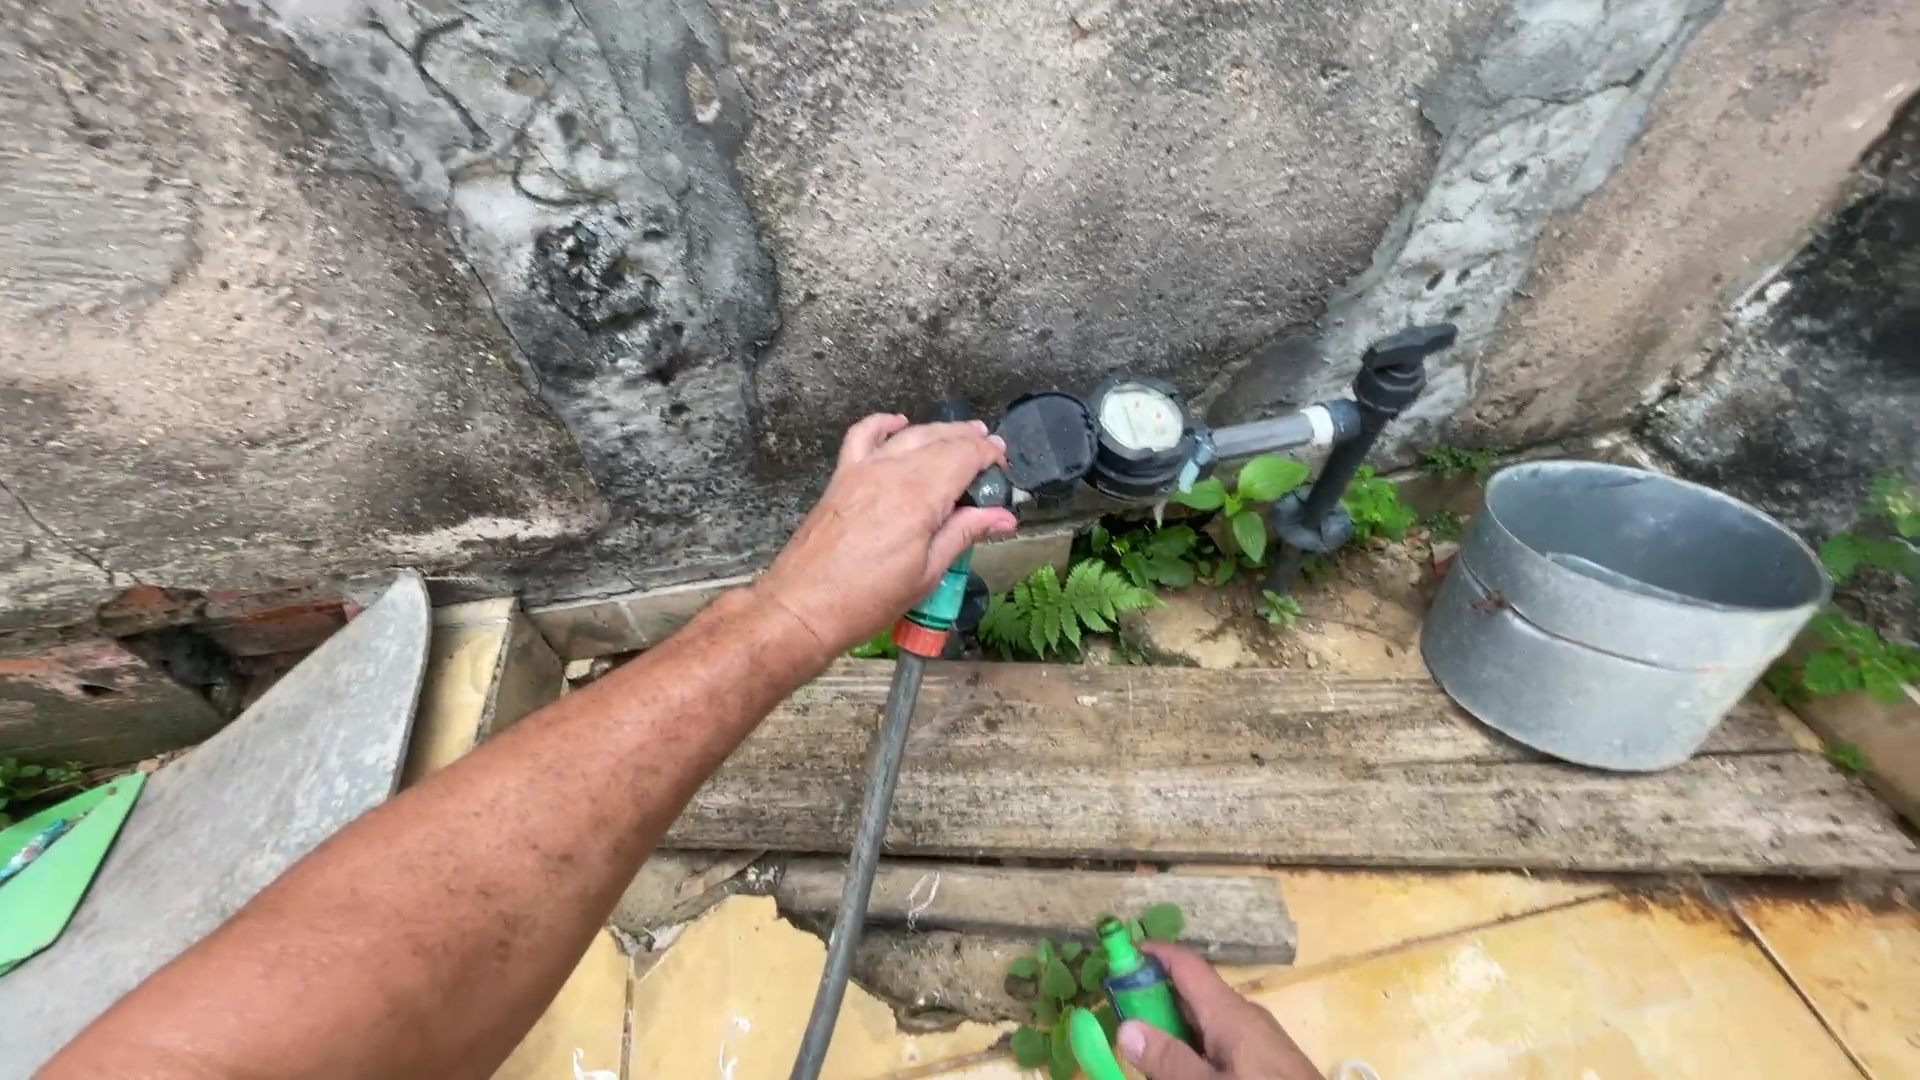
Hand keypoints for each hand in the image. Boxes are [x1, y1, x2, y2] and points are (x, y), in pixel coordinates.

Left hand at [756, 414, 1017, 655]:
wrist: (804, 605)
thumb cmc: (868, 598)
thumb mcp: (927, 573)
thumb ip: (965, 534)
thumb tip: (1004, 517)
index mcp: (919, 497)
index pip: (965, 456)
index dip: (989, 456)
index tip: (1004, 466)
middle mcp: (892, 472)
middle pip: (940, 440)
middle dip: (970, 441)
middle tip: (992, 450)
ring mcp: (863, 470)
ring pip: (909, 435)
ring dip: (939, 431)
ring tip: (962, 434)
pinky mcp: (842, 477)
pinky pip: (863, 435)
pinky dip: (884, 424)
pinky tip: (899, 423)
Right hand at [1118, 943, 1319, 1079]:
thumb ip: (1169, 1062)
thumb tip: (1124, 1027)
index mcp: (1230, 1012)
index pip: (1186, 963)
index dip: (1152, 953)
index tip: (1117, 957)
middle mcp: (1246, 1017)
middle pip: (1192, 995)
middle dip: (1156, 1001)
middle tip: (1122, 1020)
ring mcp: (1261, 1043)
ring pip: (1207, 1025)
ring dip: (1176, 1033)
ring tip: (1151, 1059)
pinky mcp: (1270, 1068)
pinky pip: (1224, 1047)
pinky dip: (1198, 1054)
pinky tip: (1187, 1075)